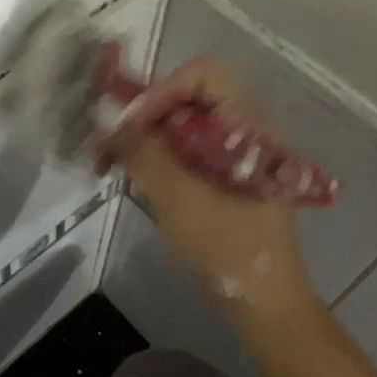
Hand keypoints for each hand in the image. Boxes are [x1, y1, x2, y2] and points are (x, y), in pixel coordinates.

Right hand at [105, 56, 309, 312]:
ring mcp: (242, 152)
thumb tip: (110, 118)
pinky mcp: (231, 174)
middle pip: (191, 95)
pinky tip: (138, 178)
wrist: (266, 303)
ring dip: (149, 137)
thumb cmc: (227, 247)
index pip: (204, 73)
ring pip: (186, 123)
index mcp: (249, 125)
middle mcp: (249, 128)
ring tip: (115, 163)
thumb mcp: (177, 197)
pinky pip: (191, 148)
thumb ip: (143, 151)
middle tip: (111, 144)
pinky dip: (162, 156)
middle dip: (147, 115)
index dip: (163, 89)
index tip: (132, 124)